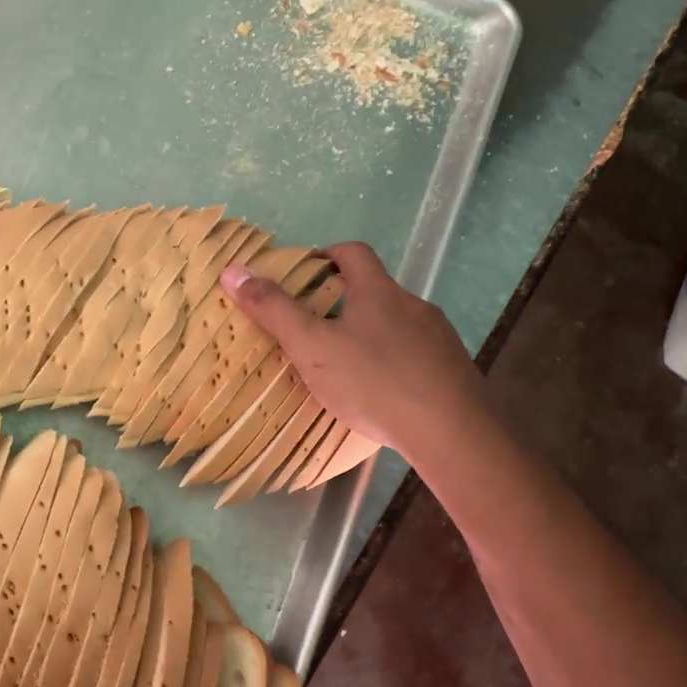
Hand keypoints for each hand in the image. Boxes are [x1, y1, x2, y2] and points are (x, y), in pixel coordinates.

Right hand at [218, 242, 494, 462]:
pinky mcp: (452, 371)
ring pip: (395, 324)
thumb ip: (272, 309)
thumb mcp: (310, 346)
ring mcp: (438, 339)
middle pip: (374, 289)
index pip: (353, 254)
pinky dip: (391, 363)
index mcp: (378, 292)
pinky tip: (377, 392)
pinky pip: (414, 355)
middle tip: (312, 327)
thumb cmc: (372, 381)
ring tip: (342, 365)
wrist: (452, 433)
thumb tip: (233, 270)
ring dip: (368, 334)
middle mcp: (413, 306)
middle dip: (342, 302)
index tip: (304, 272)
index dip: (326, 255)